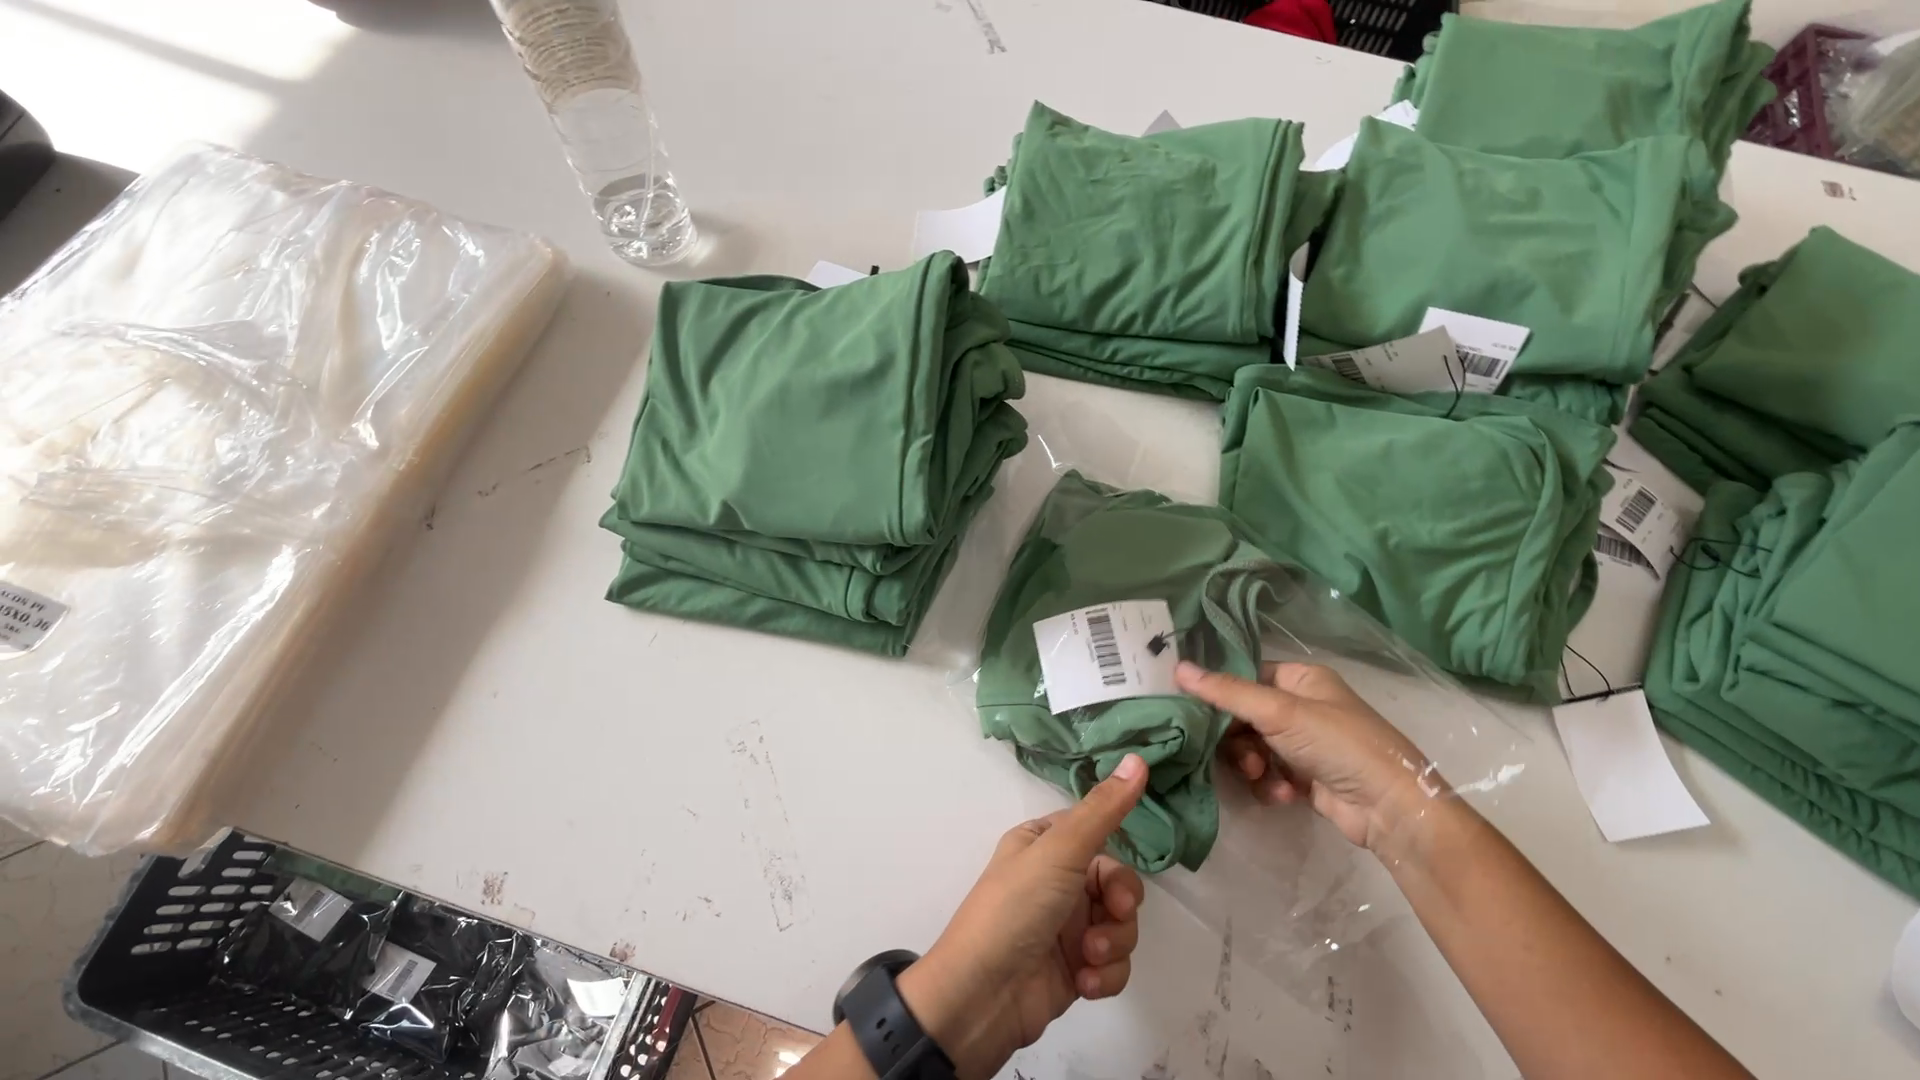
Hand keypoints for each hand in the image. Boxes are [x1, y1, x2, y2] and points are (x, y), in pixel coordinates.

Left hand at [897, 754, 1148, 1079]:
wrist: (981, 997)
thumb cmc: (1016, 909)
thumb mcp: (1059, 851)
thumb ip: (1103, 810)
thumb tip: (1138, 758)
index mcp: (1044, 844)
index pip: (1098, 835)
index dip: (1115, 858)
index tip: (1116, 879)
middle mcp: (1056, 880)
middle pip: (1118, 884)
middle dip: (1121, 906)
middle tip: (1111, 915)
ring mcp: (1065, 927)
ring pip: (1121, 926)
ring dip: (1113, 944)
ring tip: (1087, 956)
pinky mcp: (1074, 969)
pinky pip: (1112, 964)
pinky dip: (1104, 975)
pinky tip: (1082, 984)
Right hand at [1175, 659, 1441, 852]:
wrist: (1390, 807)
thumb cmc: (1338, 744)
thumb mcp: (1279, 712)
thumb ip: (1226, 692)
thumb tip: (1176, 667)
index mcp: (1300, 679)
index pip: (1245, 676)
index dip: (1220, 692)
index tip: (1193, 711)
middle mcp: (1301, 706)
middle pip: (1242, 716)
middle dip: (1237, 740)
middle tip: (1240, 756)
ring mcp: (1303, 743)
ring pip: (1251, 748)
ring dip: (1252, 765)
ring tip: (1264, 777)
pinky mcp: (1304, 776)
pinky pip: (1268, 774)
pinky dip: (1270, 784)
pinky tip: (1284, 795)